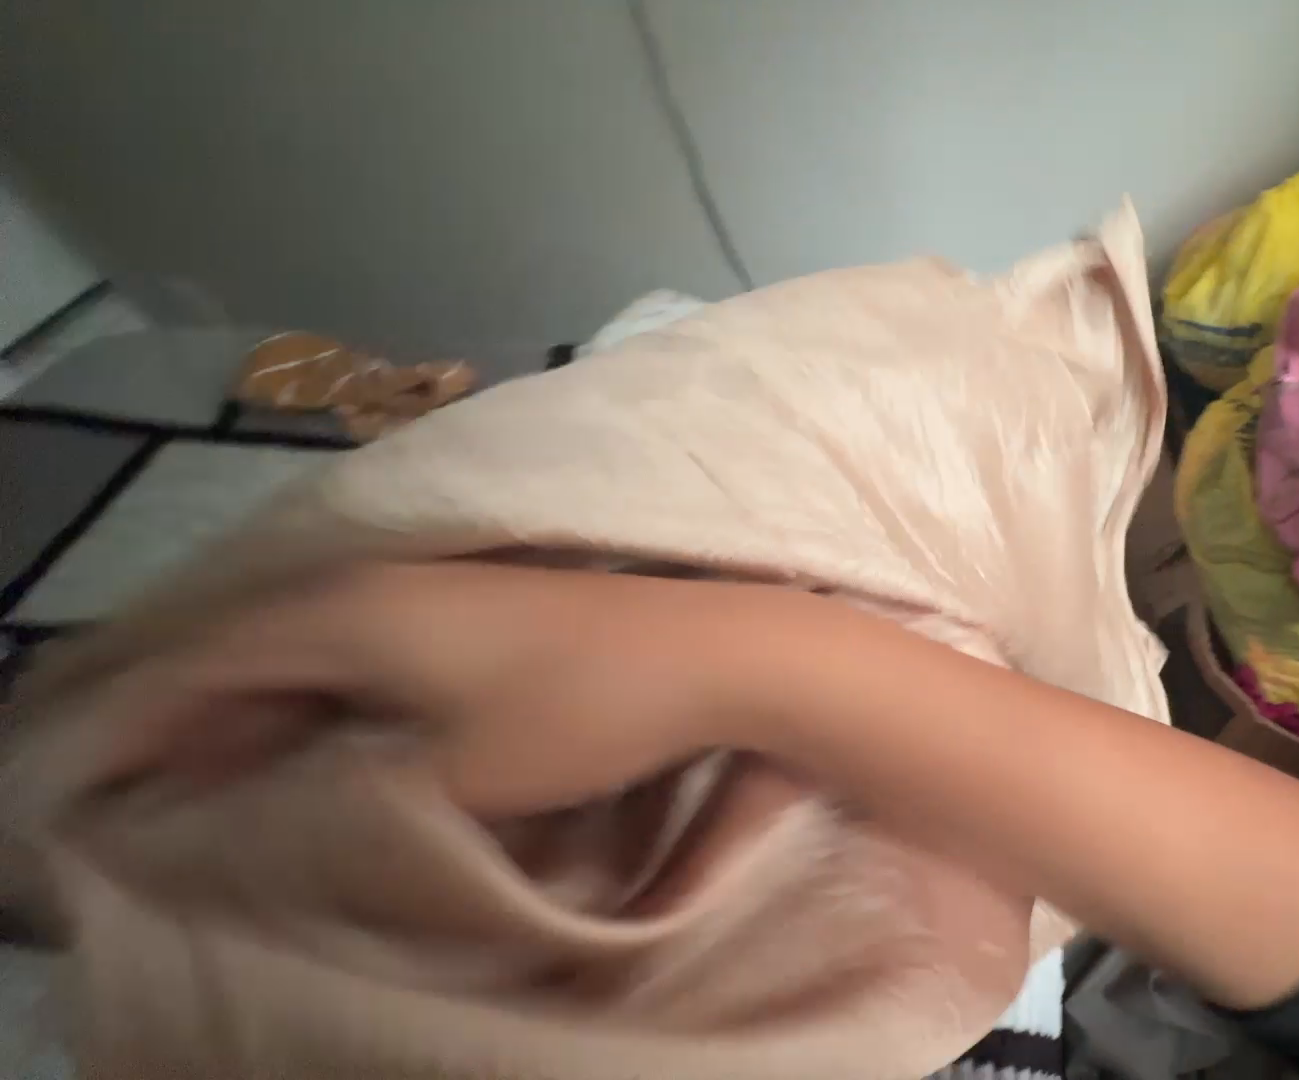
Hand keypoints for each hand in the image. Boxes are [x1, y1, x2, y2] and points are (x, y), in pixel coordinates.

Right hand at [81, 562, 772, 815]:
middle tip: (177, 802)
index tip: (106, 795)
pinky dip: (351, 691)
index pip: (199, 666)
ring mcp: (450, 584)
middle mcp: (388, 580)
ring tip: (253, 781)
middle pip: (260, 650)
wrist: (707, 648)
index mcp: (350, 612)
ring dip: (284, 709)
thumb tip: (258, 809)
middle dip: (211, 725)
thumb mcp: (453, 777)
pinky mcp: (497, 603)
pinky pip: (388, 644)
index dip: (142, 730)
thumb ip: (340, 796)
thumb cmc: (582, 709)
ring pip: (328, 645)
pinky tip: (357, 734)